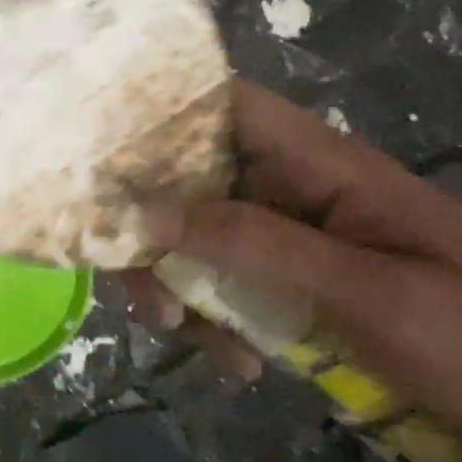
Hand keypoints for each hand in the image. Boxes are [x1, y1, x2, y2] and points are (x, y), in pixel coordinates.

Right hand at [121, 81, 461, 432]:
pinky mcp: (286, 283)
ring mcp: (287, 236)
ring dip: (171, 282)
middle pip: (182, 175)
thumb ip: (254, 244)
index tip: (88, 143)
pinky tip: (230, 358)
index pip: (218, 103)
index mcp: (320, 164)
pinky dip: (207, 318)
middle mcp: (291, 187)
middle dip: (146, 226)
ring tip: (187, 335)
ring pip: (187, 234)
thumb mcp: (373, 296)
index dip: (149, 107)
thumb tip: (137, 212)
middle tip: (138, 282)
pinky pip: (216, 281)